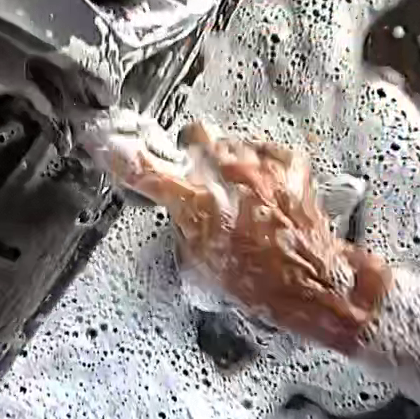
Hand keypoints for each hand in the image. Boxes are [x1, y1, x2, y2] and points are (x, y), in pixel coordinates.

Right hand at [110, 122, 390, 351]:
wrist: (313, 283)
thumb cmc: (258, 283)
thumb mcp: (202, 262)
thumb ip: (184, 224)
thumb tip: (180, 206)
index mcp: (197, 203)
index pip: (146, 169)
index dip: (121, 154)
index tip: (106, 141)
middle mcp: (226, 175)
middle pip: (194, 135)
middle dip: (192, 151)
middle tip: (200, 174)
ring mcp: (259, 165)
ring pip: (229, 141)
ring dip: (227, 160)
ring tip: (240, 189)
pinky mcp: (288, 163)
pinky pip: (262, 149)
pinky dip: (258, 164)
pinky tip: (263, 187)